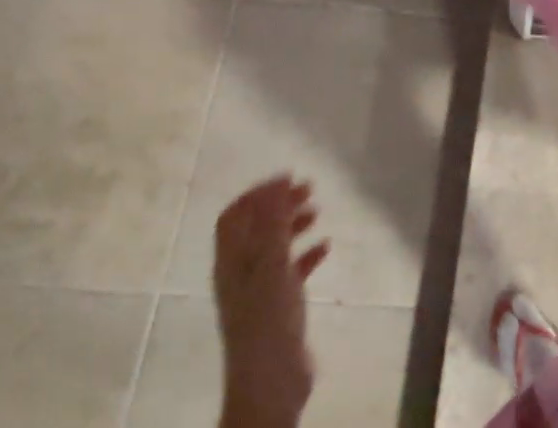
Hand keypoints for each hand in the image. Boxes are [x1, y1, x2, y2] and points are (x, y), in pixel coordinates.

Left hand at [213, 176, 329, 427]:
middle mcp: (240, 272)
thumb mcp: (271, 265)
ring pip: (274, 247)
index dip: (257, 193)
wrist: (272, 380)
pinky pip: (292, 270)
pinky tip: (326, 247)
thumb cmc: (268, 319)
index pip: (235, 216)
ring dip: (293, 225)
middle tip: (310, 188)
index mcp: (231, 261)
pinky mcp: (279, 306)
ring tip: (318, 212)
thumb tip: (277, 181)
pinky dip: (307, 254)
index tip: (288, 177)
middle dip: (279, 205)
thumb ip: (273, 223)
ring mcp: (259, 290)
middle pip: (256, 228)